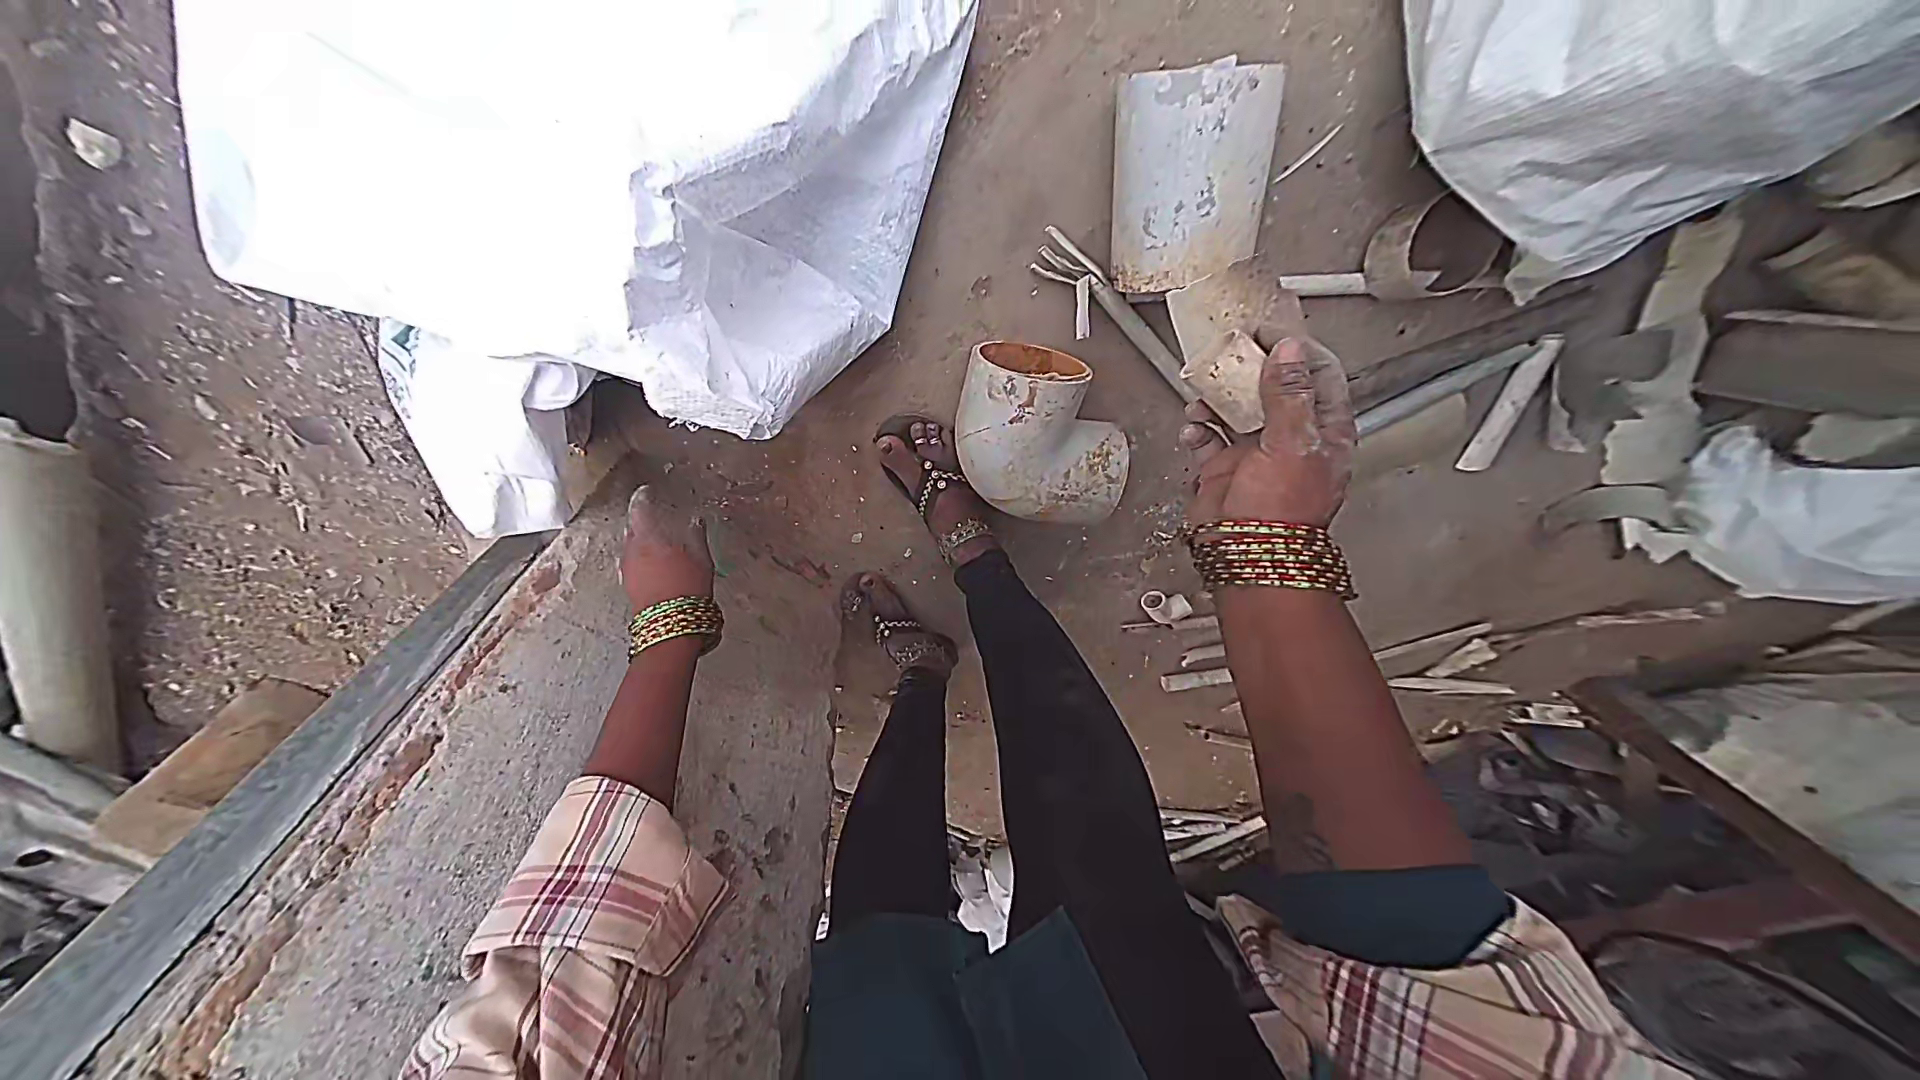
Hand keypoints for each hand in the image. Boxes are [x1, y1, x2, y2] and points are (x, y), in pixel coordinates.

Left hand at [621, 486, 714, 611]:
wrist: (671, 622)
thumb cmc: (688, 586)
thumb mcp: (701, 558)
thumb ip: (697, 536)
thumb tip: (696, 521)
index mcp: (648, 538)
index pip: (639, 509)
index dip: (642, 497)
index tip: (646, 491)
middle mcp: (631, 550)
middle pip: (633, 528)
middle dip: (642, 522)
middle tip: (656, 518)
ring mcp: (627, 568)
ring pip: (631, 546)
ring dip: (642, 541)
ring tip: (659, 543)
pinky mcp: (628, 584)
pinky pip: (633, 562)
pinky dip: (642, 557)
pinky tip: (657, 564)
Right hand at [1180, 337, 1354, 527]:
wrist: (1244, 552)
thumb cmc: (1281, 510)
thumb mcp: (1293, 444)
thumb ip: (1289, 394)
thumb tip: (1288, 351)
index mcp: (1322, 431)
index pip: (1318, 376)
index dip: (1296, 351)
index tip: (1271, 333)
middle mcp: (1289, 438)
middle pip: (1271, 389)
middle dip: (1249, 371)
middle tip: (1229, 354)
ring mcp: (1254, 452)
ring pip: (1235, 410)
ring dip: (1216, 400)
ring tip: (1203, 399)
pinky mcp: (1223, 467)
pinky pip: (1207, 437)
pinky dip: (1197, 430)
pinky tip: (1193, 429)